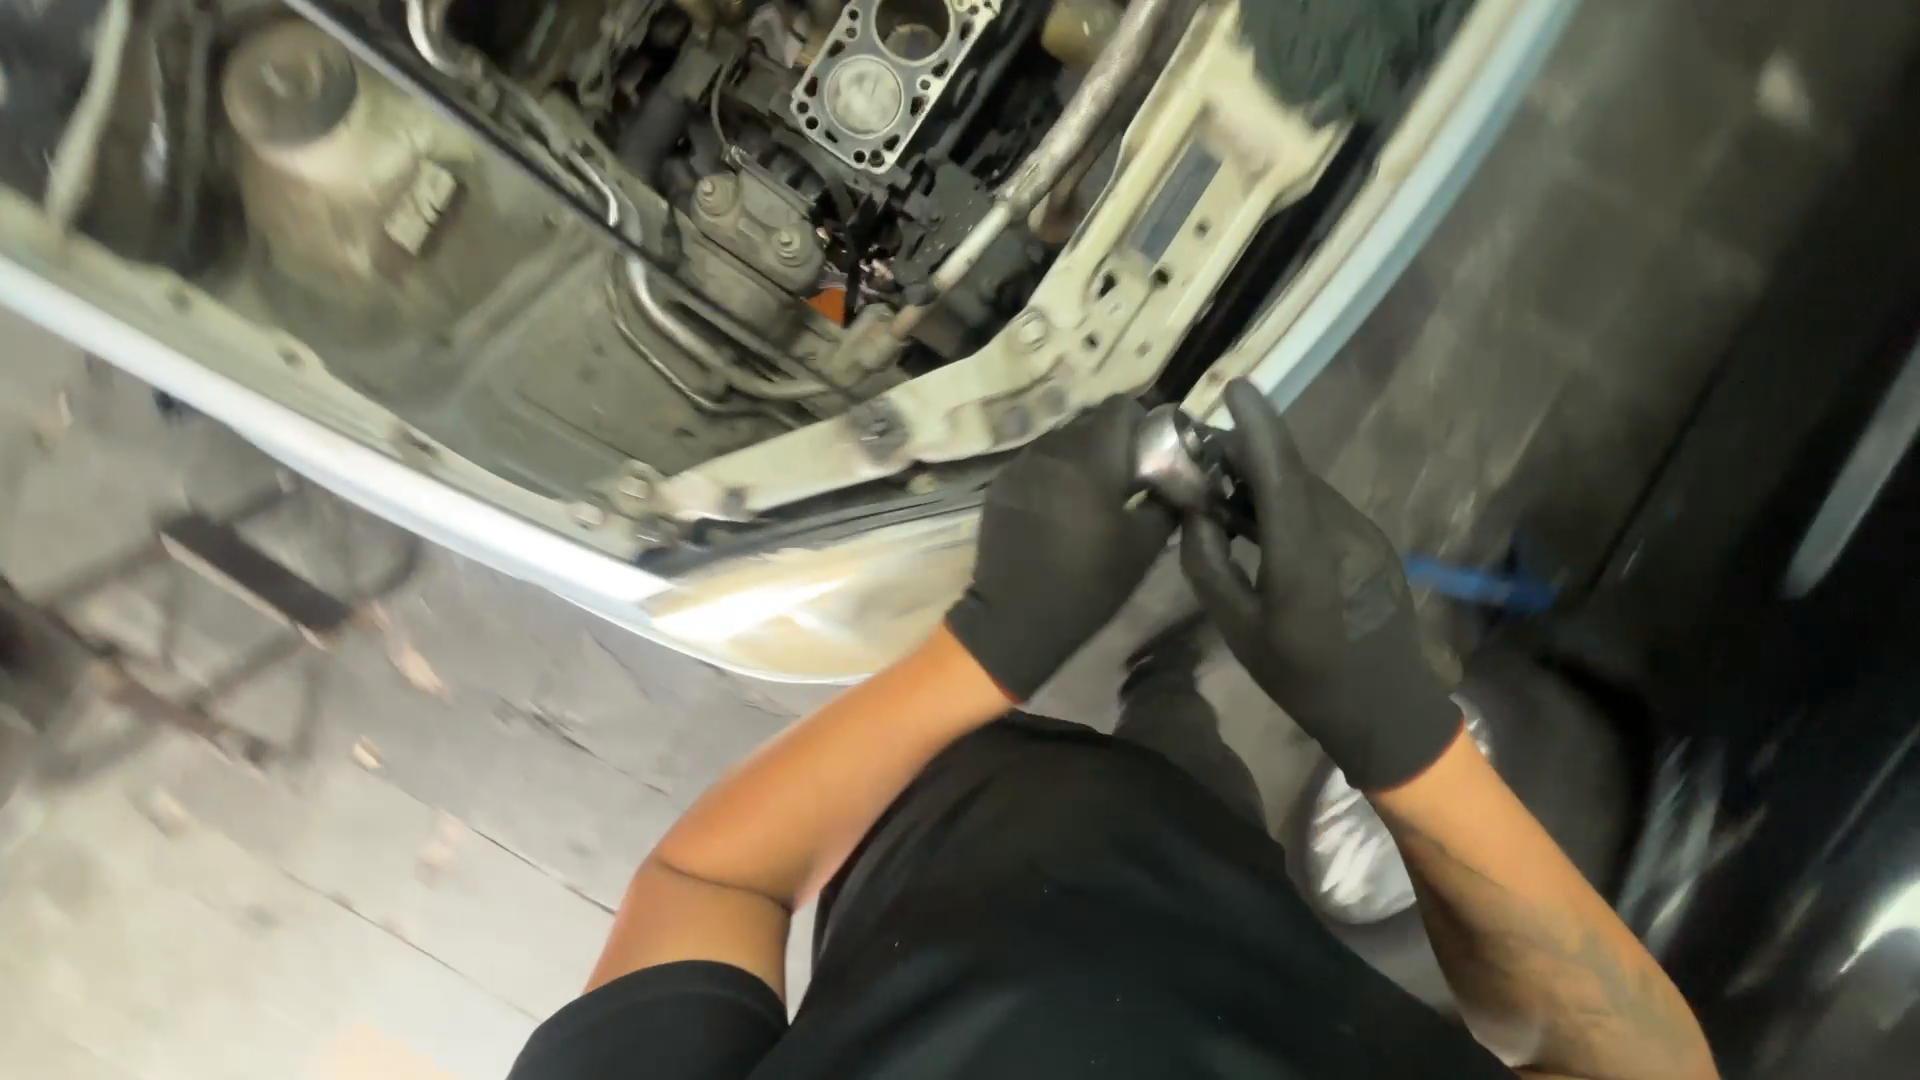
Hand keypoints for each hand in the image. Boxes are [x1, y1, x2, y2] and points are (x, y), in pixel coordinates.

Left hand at [946, 395, 1175, 700]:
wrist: (1016, 617)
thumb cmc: (1089, 582)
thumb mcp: (1144, 545)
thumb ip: (1167, 500)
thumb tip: (1180, 479)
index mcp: (1090, 457)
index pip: (1122, 407)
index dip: (1144, 423)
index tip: (1153, 453)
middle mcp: (1051, 449)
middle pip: (1090, 421)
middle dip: (1114, 440)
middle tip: (1128, 476)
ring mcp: (1019, 465)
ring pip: (1061, 440)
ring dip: (1082, 456)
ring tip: (1092, 493)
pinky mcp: (1000, 484)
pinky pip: (1036, 462)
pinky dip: (1054, 472)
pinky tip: (1060, 507)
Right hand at [1179, 379, 1459, 790]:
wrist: (1386, 710)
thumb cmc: (1302, 677)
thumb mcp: (1238, 629)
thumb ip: (1209, 565)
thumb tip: (1196, 514)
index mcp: (1305, 555)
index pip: (1280, 472)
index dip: (1257, 425)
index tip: (1235, 387)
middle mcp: (1342, 531)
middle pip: (1291, 471)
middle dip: (1245, 451)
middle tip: (1199, 455)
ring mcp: (1364, 536)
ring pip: (1306, 487)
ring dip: (1263, 476)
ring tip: (1221, 487)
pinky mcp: (1371, 544)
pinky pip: (1320, 507)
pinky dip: (1284, 499)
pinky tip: (1258, 519)